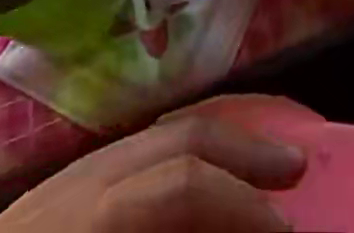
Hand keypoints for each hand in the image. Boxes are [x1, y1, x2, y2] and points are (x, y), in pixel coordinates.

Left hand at [0, 98, 309, 232]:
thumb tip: (232, 226)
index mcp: (88, 218)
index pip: (177, 185)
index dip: (239, 206)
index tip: (286, 229)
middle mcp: (77, 180)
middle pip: (172, 136)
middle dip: (240, 148)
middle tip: (294, 168)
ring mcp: (65, 175)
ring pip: (153, 132)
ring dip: (214, 140)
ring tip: (256, 160)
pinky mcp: (59, 184)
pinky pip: (133, 149)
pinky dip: (179, 149)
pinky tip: (199, 168)